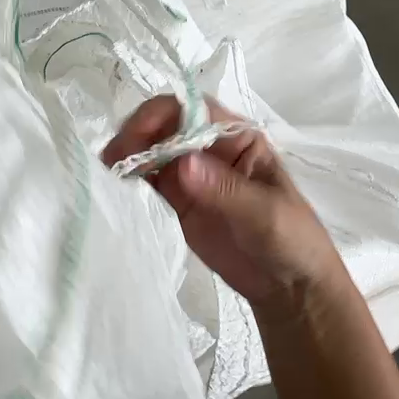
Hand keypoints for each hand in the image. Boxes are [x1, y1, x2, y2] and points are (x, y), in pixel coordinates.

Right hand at [100, 96, 352, 323]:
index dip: (161, 115)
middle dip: (137, 134)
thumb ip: (224, 189)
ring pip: (151, 149)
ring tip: (108, 173)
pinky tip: (117, 187)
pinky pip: (149, 179)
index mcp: (236, 136)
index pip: (192, 109)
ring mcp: (192, 172)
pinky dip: (131, 178)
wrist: (291, 289)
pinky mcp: (178, 198)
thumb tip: (182, 163)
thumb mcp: (266, 213)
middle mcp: (209, 146)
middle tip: (113, 160)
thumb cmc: (291, 239)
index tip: (136, 137)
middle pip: (164, 125)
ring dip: (129, 155)